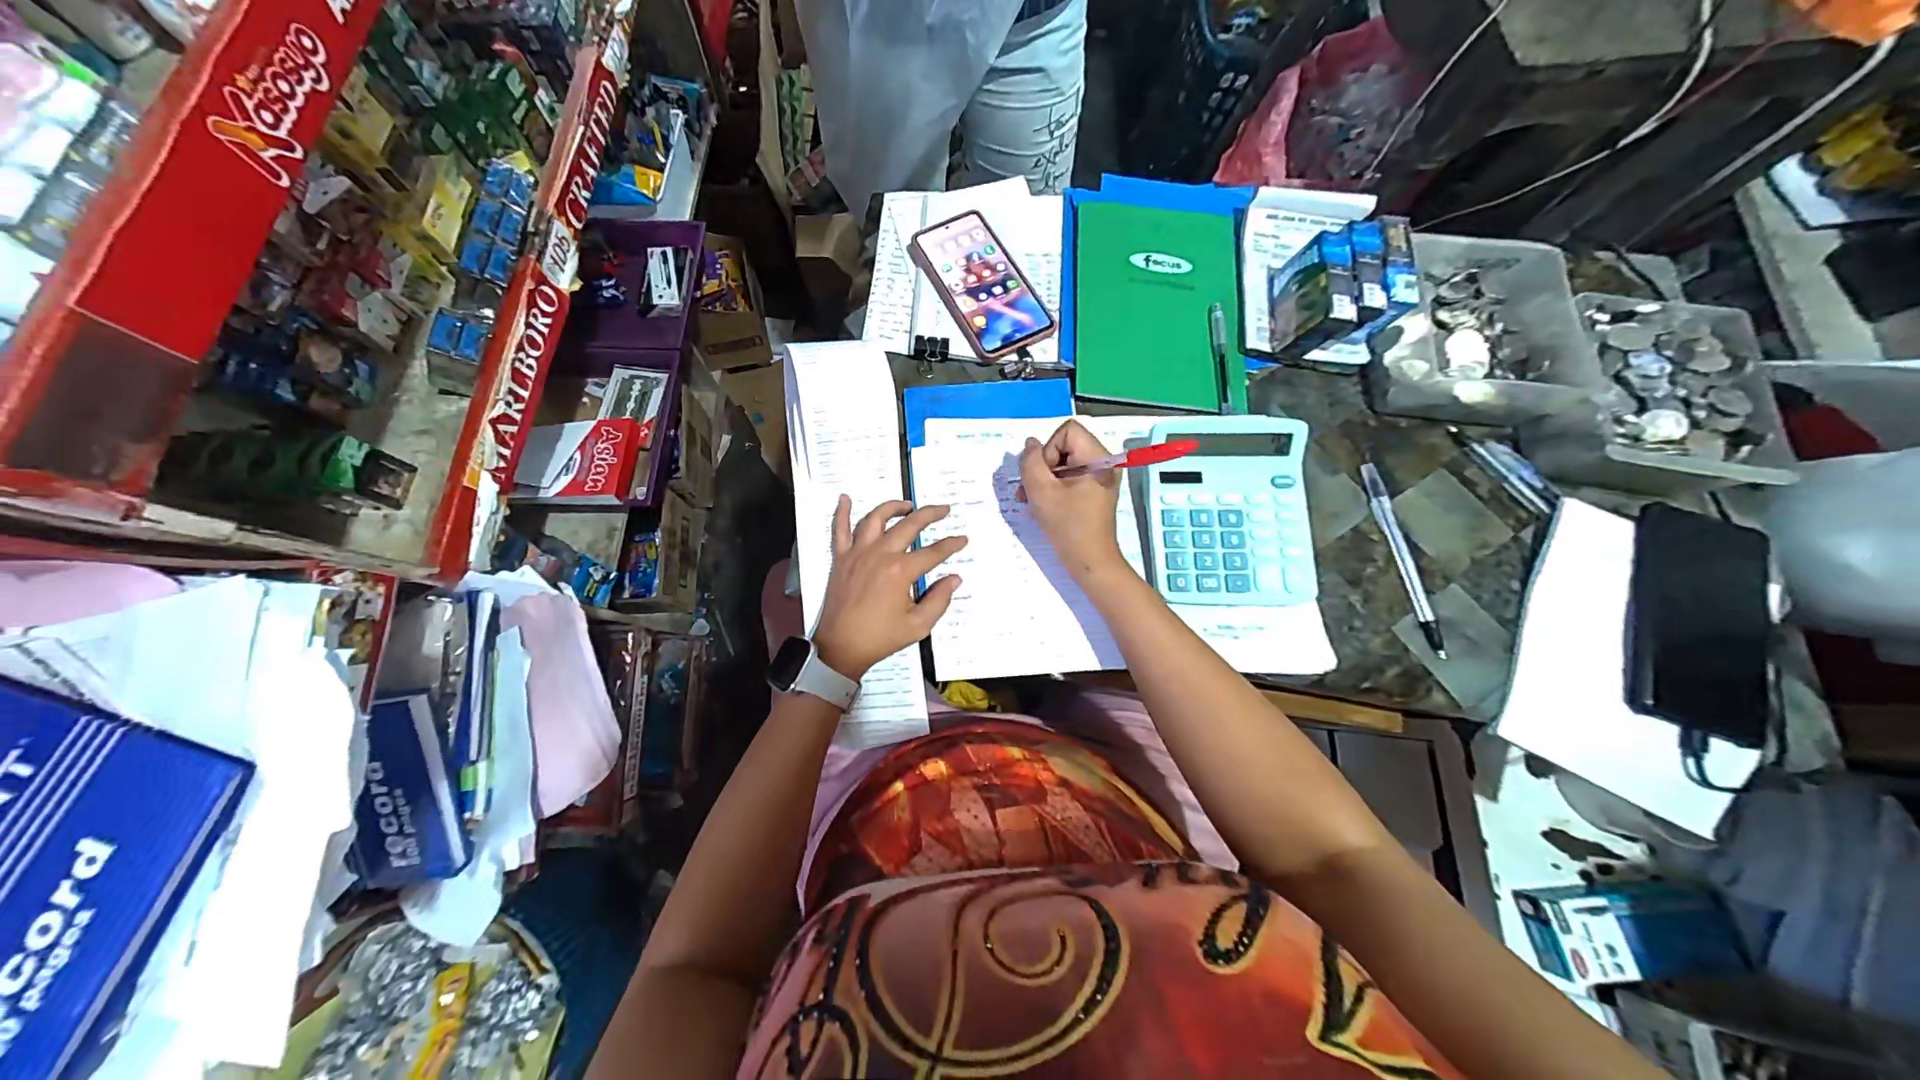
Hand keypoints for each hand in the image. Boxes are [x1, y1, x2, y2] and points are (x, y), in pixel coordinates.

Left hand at [813, 497, 966, 679]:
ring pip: (876, 518)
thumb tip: (954, 579)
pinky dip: (842, 512)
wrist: (841, 647)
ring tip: (907, 505)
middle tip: (943, 510)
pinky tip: (845, 498)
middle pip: (909, 525)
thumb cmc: (880, 638)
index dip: (951, 544)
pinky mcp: (841, 558)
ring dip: (893, 508)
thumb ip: (939, 600)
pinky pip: (839, 529)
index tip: (962, 539)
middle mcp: (879, 554)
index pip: (933, 552)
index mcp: (900, 571)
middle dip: (930, 514)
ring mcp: (857, 553)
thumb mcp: (918, 625)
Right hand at [1018, 419, 1126, 580]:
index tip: (1044, 477)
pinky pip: (1070, 476)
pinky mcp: (1094, 490)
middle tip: (1029, 490)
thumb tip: (1031, 444)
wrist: (1090, 562)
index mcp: (1099, 459)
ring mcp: (1100, 477)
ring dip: (1044, 478)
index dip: (1048, 450)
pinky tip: (1042, 504)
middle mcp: (1104, 463)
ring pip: (1064, 461)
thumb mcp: (1041, 492)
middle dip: (1043, 465)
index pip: (1067, 431)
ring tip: (1031, 499)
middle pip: (1065, 445)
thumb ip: (1031, 462)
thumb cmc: (1068, 527)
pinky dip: (1053, 486)